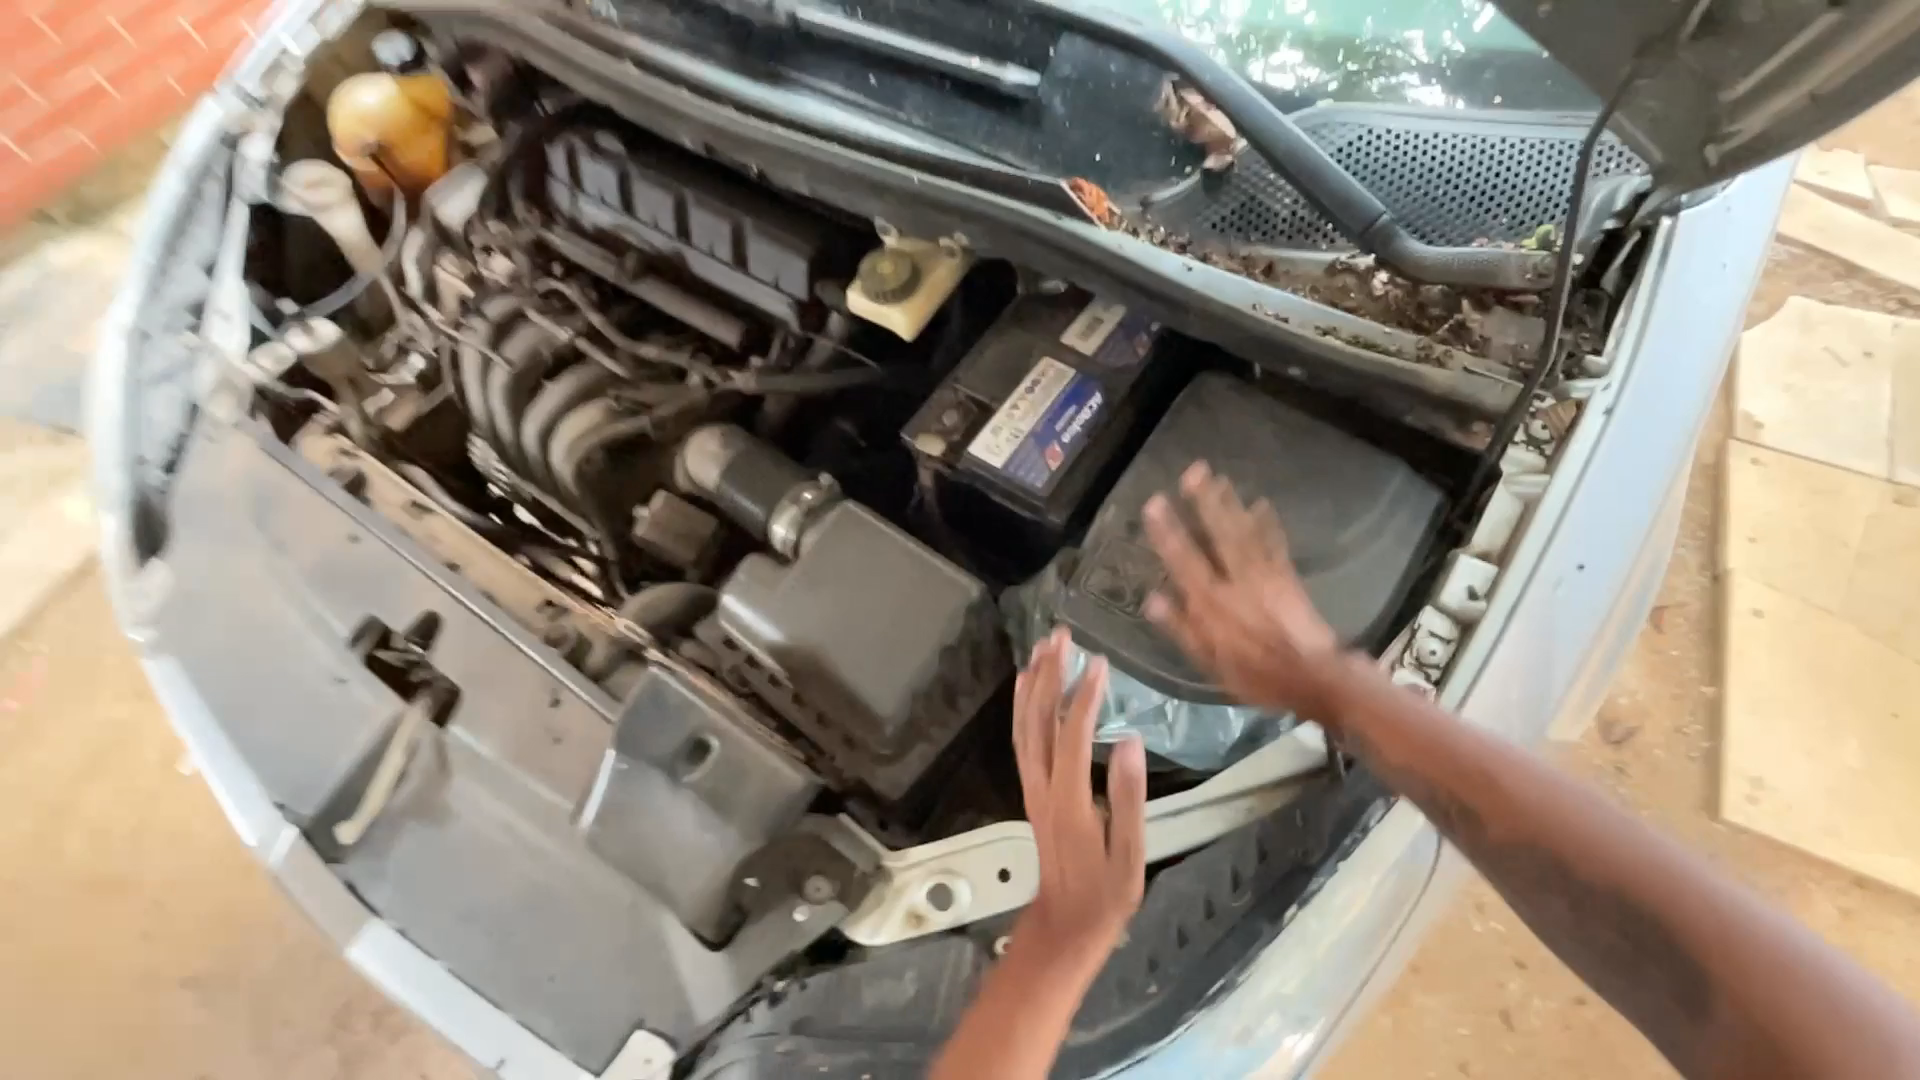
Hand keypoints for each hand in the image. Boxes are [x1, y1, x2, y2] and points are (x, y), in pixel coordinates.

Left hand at [1012, 628, 1146, 969]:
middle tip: (1061, 635)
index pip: (1073, 735)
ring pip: (1024, 724)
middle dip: (1049, 674)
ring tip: (1043, 647)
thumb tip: (1133, 742)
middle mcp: (1042, 785)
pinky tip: (1025, 685)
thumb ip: (1129, 798)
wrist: (1065, 923)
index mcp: (1070, 799)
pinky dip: (1021, 707)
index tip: (1099, 662)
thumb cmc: (1106, 894)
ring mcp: (1031, 786)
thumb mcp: (1130, 854)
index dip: (1084, 696)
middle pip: (1038, 719)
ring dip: (1032, 683)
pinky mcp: (1030, 789)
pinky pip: (1020, 739)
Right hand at [1140, 461, 1347, 719]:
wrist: (1315, 678)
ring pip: (1244, 532)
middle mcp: (1235, 582)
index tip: (1156, 502)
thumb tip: (1152, 598)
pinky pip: (1274, 544)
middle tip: (1194, 470)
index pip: (1183, 560)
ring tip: (1218, 477)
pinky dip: (1267, 523)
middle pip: (1218, 535)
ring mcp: (1264, 576)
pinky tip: (1260, 504)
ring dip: (1230, 503)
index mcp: (1211, 604)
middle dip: (1204, 502)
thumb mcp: (1209, 663)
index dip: (1168, 531)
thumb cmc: (1256, 676)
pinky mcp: (1288, 577)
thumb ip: (1181, 628)